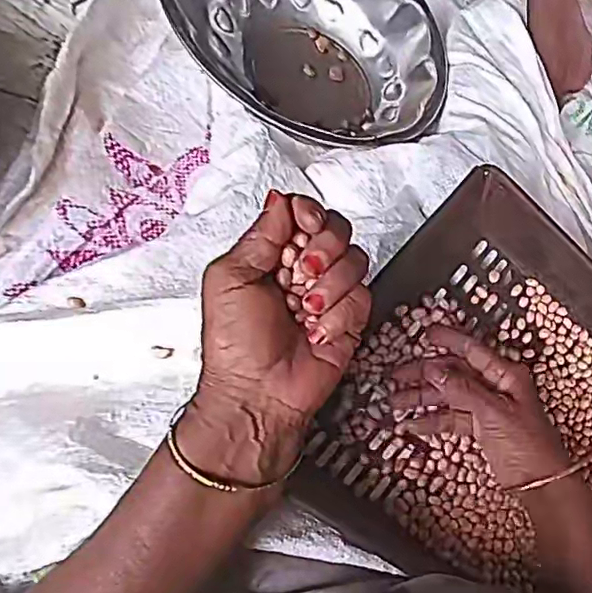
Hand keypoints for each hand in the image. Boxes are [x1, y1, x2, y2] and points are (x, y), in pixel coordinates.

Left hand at [183, 190, 370, 485]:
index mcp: (274, 256)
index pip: (304, 214)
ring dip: (329, 286)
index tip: (302, 227)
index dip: (309, 215)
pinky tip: (317, 330)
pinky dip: (339, 315)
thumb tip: (280, 201)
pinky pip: (363, 298)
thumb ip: (259, 237)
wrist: (259, 391)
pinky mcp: (352, 320)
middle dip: (322, 249)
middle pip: (337, 231)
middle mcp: (306, 271)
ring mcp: (331, 295)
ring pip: (355, 262)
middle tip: (300, 273)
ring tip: (305, 310)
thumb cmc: (235, 345)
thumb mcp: (228, 277)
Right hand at [386, 325, 571, 490]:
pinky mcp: (482, 428)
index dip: (449, 340)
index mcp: (507, 376)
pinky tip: (413, 423)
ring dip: (424, 398)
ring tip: (396, 402)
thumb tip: (434, 370)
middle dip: (426, 373)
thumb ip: (463, 390)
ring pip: (450, 396)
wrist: (539, 481)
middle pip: (456, 373)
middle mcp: (497, 388)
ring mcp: (488, 408)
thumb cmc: (529, 445)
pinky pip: (453, 418)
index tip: (426, 333)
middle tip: (397, 376)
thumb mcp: (494, 413)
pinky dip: (434, 421)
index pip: (473, 350)